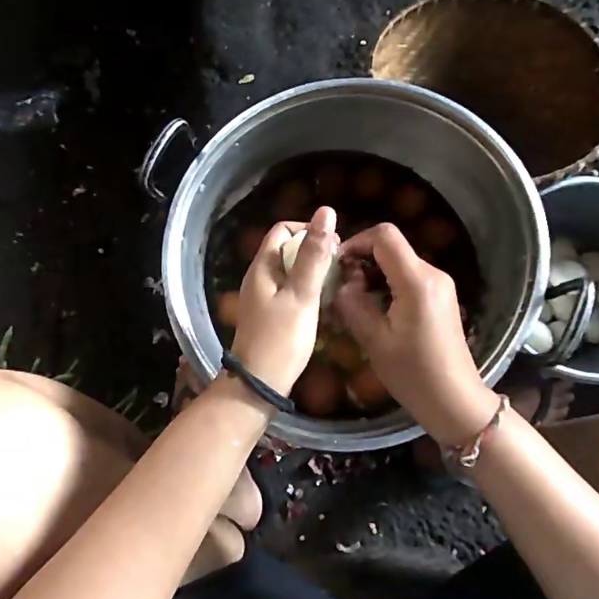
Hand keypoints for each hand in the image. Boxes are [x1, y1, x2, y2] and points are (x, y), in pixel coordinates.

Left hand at [230, 206, 339, 394]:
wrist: (259, 386)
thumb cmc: (281, 339)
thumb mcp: (302, 294)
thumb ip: (314, 255)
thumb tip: (326, 212)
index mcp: (262, 267)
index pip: (283, 229)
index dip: (309, 230)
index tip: (334, 247)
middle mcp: (259, 278)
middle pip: (288, 250)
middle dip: (315, 252)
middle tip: (340, 268)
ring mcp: (263, 298)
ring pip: (291, 272)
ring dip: (314, 273)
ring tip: (337, 285)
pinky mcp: (270, 316)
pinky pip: (291, 292)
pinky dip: (308, 292)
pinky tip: (324, 305)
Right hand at [333, 223, 498, 446]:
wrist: (455, 401)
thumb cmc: (413, 374)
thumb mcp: (374, 340)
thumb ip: (353, 304)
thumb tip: (343, 283)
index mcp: (417, 280)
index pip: (384, 236)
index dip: (356, 242)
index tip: (337, 264)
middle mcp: (433, 274)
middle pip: (392, 247)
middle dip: (363, 260)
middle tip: (341, 287)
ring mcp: (441, 285)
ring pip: (400, 262)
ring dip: (375, 274)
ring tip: (354, 301)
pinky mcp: (442, 298)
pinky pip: (410, 278)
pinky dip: (389, 285)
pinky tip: (376, 310)